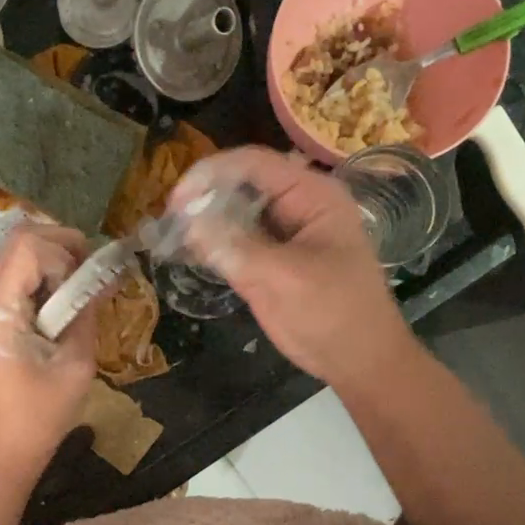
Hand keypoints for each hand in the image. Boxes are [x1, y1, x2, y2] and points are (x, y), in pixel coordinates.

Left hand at [0, 224, 100, 476]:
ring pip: (20, 254)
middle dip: (62, 245)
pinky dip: (47, 277)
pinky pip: (21, 277)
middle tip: (90, 274)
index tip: (87, 280)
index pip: (28, 245)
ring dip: (56, 260)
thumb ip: (87, 312)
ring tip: (82, 288)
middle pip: (21, 239)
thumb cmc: (42, 412)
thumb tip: (105, 275)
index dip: (65, 250)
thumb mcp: (77, 362)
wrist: (8, 444)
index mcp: (1, 308)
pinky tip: (67, 303)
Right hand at [170, 146, 420, 389]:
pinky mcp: (266, 261)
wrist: (358, 359)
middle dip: (201, 197)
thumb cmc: (335, 313)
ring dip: (200, 222)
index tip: (176, 200)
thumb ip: (238, 249)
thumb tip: (189, 224)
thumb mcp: (287, 279)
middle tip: (167, 220)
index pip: (254, 164)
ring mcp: (278, 234)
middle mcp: (293, 206)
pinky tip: (181, 252)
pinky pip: (231, 243)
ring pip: (231, 214)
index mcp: (311, 195)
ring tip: (167, 236)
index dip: (211, 174)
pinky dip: (207, 245)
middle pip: (239, 184)